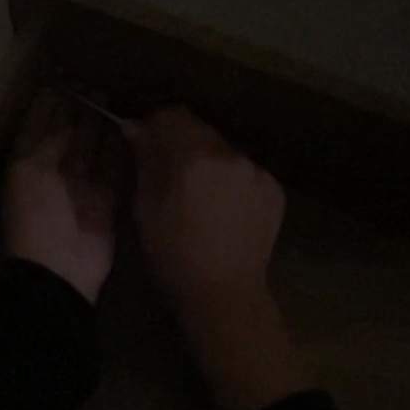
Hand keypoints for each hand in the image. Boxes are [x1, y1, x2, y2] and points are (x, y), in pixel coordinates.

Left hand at [3, 92, 125, 303]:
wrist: (59, 268)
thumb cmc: (37, 216)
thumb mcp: (31, 171)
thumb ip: (50, 139)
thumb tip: (68, 113)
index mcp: (27, 165)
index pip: (38, 126)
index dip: (49, 102)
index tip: (65, 75)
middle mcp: (53, 173)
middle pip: (68, 135)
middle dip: (80, 109)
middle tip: (99, 80)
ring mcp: (81, 188)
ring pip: (93, 149)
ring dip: (103, 126)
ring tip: (117, 96)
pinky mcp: (106, 202)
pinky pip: (116, 171)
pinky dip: (123, 152)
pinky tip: (133, 128)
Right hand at [127, 106, 311, 409]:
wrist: (224, 293)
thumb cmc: (173, 255)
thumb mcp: (145, 209)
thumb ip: (144, 163)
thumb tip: (137, 130)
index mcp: (194, 159)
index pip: (171, 116)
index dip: (154, 125)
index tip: (144, 141)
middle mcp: (230, 155)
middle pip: (200, 129)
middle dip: (181, 142)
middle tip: (168, 170)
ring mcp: (256, 171)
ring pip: (223, 149)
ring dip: (207, 161)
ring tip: (197, 193)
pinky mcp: (273, 188)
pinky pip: (244, 170)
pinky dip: (230, 179)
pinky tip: (221, 208)